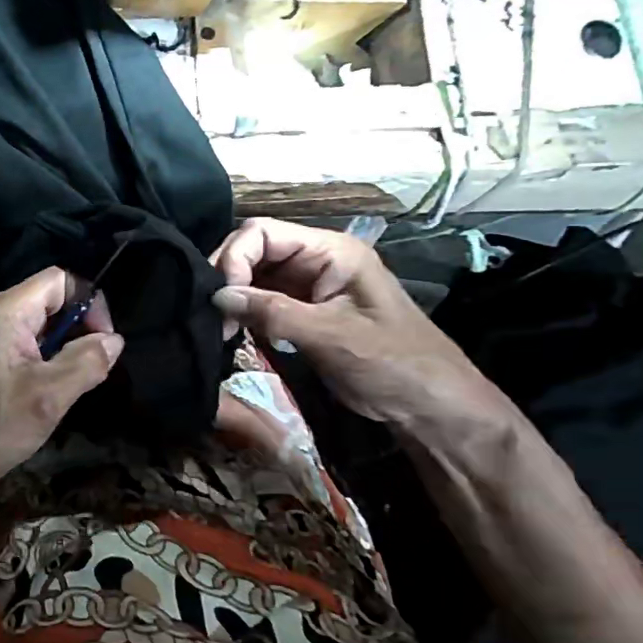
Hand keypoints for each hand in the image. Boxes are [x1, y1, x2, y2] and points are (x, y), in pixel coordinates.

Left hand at [0, 267, 124, 499]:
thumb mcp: (49, 395)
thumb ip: (86, 361)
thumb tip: (114, 339)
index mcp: (6, 310)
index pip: (59, 280)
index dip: (89, 302)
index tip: (103, 340)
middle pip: (51, 299)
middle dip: (79, 326)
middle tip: (91, 366)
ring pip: (42, 323)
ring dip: (65, 346)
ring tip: (72, 382)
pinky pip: (28, 341)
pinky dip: (48, 358)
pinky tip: (52, 388)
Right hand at [210, 218, 507, 431]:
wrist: (431, 409)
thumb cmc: (394, 365)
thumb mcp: (332, 336)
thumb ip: (272, 312)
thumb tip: (216, 296)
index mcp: (332, 251)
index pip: (262, 233)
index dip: (235, 257)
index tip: (221, 297)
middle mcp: (315, 259)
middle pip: (251, 250)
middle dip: (226, 277)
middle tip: (211, 315)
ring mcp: (306, 284)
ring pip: (249, 275)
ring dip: (230, 298)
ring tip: (219, 328)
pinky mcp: (299, 309)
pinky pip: (258, 299)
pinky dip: (240, 313)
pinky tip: (231, 332)